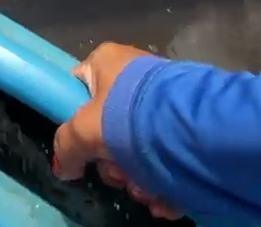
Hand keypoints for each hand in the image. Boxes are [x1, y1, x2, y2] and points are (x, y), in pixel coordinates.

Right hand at [53, 42, 180, 219]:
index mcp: (105, 60)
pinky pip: (162, 152)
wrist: (197, 131)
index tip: (87, 150)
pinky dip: (160, 180)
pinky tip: (163, 200)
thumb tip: (63, 167)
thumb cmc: (130, 118)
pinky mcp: (185, 122)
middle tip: (120, 176)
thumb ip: (66, 145)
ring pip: (136, 145)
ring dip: (136, 177)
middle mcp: (132, 74)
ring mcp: (160, 98)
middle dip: (112, 162)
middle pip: (108, 125)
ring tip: (147, 193)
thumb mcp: (86, 130)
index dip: (78, 124)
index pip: (79, 90)